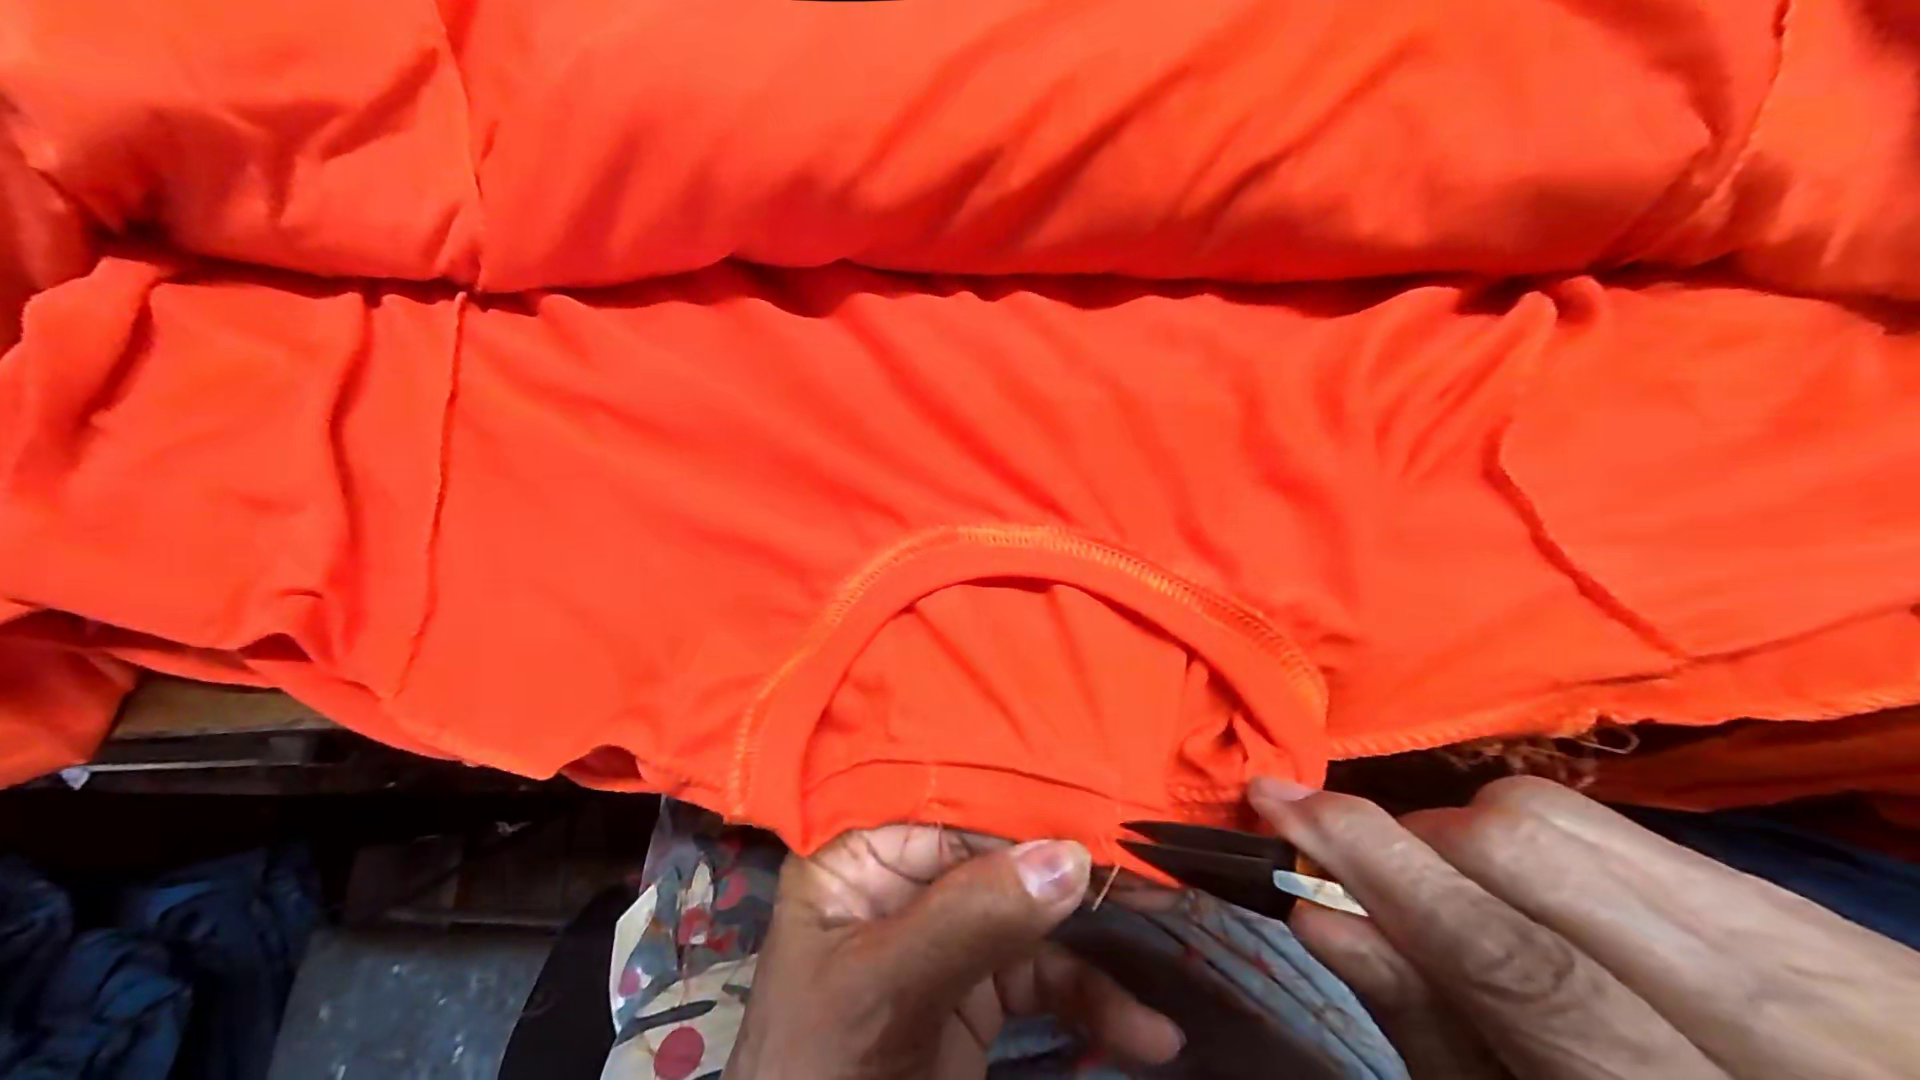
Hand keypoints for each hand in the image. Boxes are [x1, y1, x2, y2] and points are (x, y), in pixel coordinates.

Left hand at [723, 825, 1183, 1078]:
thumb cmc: (820, 1072)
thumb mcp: (884, 991)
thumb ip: (969, 920)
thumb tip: (1067, 854)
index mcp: (857, 853)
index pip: (945, 802)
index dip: (1020, 798)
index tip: (1097, 797)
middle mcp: (902, 878)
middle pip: (997, 849)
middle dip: (1071, 859)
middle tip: (1150, 858)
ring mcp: (944, 931)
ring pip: (1030, 908)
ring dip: (1097, 930)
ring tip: (1166, 918)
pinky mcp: (977, 986)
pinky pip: (1044, 975)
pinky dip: (1093, 1000)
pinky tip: (1145, 1033)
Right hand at [1250, 775, 1919, 1078]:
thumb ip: (1427, 1027)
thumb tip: (1314, 910)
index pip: (1516, 963)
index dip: (1381, 868)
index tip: (1277, 802)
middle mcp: (1812, 1037)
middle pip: (1536, 853)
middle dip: (1414, 842)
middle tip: (1367, 869)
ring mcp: (1849, 968)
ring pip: (1576, 820)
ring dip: (1469, 836)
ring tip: (1460, 890)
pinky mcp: (1836, 921)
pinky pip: (1633, 830)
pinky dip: (1542, 843)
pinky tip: (1539, 893)